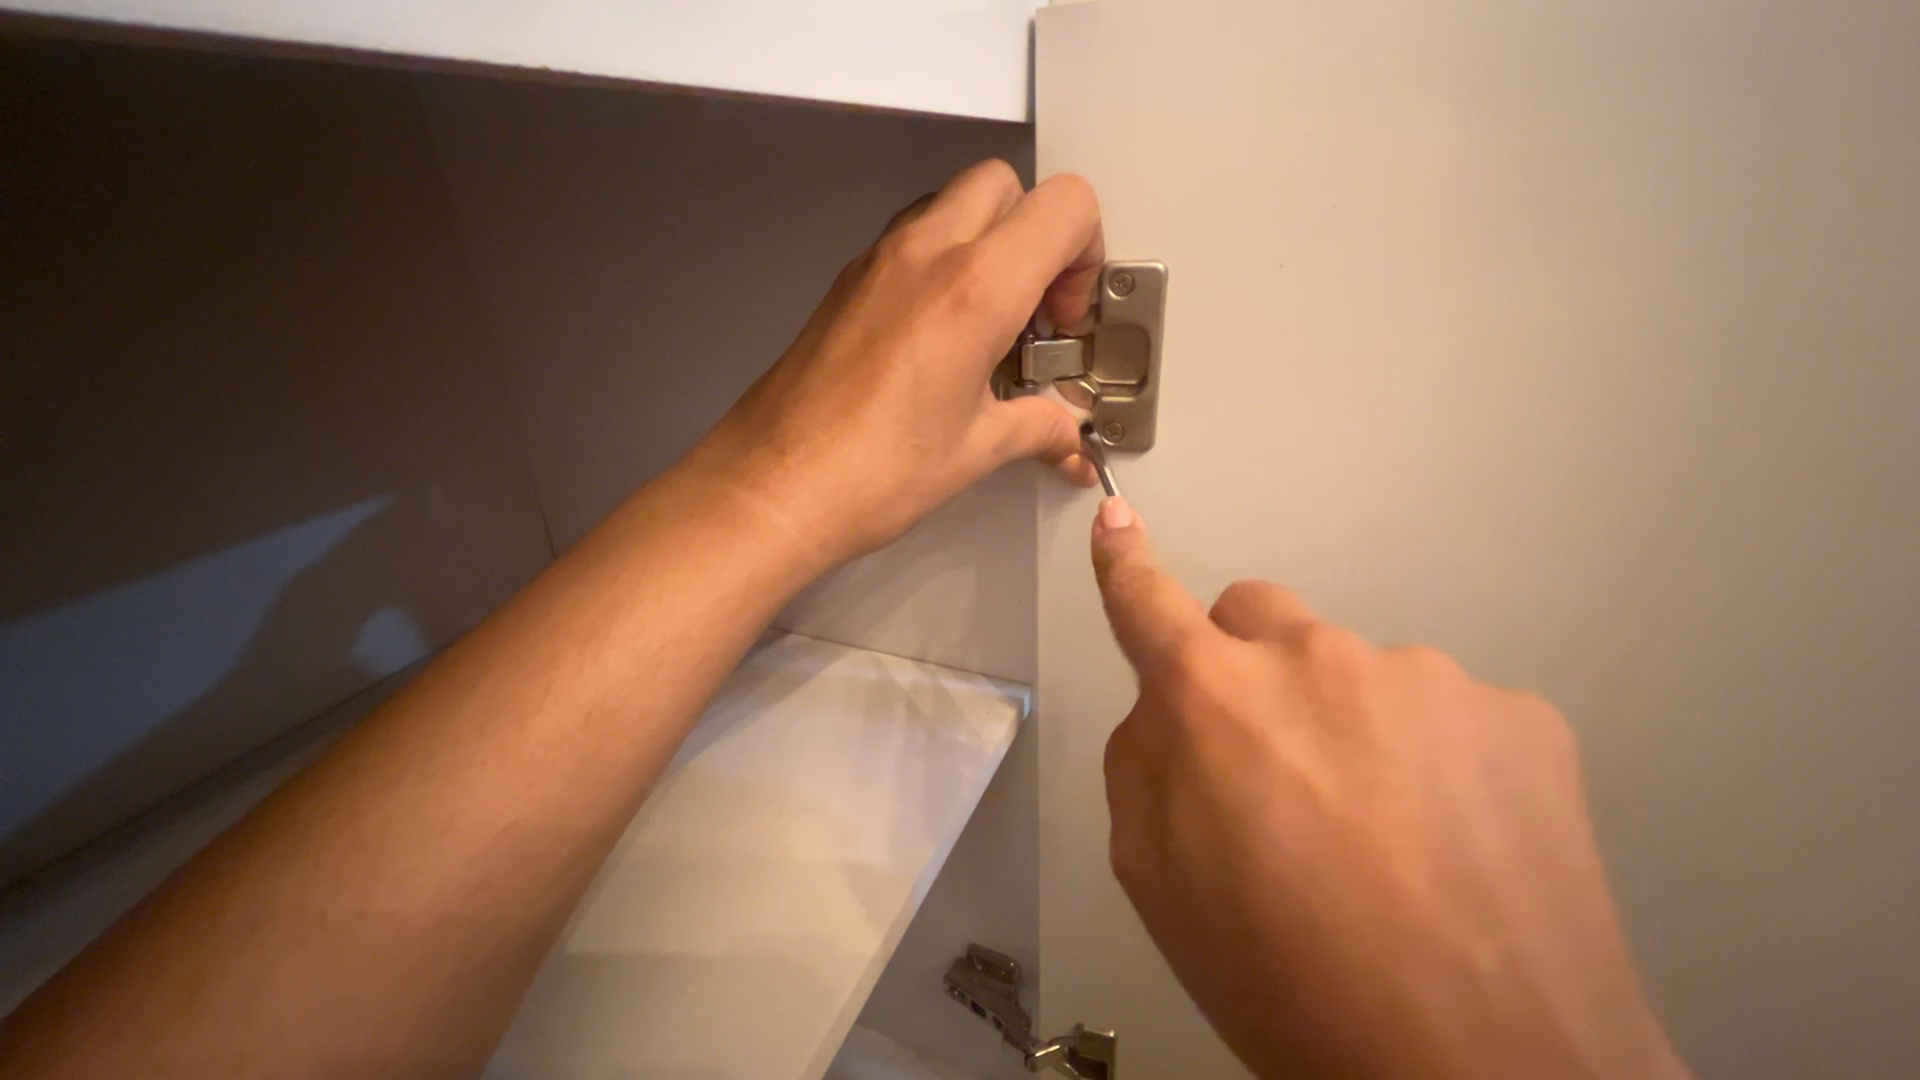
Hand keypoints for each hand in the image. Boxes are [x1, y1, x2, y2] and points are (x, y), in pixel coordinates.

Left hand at [687, 160, 1101, 569]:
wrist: (774, 489)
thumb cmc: (864, 471)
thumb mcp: (976, 450)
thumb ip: (1037, 428)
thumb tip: (1062, 432)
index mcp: (974, 290)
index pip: (1064, 206)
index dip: (1087, 253)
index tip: (1068, 314)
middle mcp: (923, 257)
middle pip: (1006, 185)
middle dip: (1038, 236)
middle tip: (1038, 310)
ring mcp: (877, 263)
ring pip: (953, 202)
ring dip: (987, 245)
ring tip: (992, 325)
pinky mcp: (847, 283)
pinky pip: (909, 240)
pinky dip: (942, 265)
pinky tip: (943, 339)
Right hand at [1089, 497, 1691, 1079]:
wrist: (1481, 1069)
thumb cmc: (1280, 975)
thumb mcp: (1154, 876)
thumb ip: (1142, 761)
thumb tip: (1167, 706)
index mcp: (1213, 697)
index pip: (1148, 602)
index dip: (1123, 560)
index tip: (1114, 515)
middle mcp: (1314, 658)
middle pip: (1257, 612)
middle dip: (1246, 662)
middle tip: (1274, 759)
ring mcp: (1425, 676)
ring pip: (1355, 667)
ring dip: (1348, 720)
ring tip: (1382, 831)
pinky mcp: (1519, 712)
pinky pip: (1444, 710)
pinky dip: (1433, 754)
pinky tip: (1452, 840)